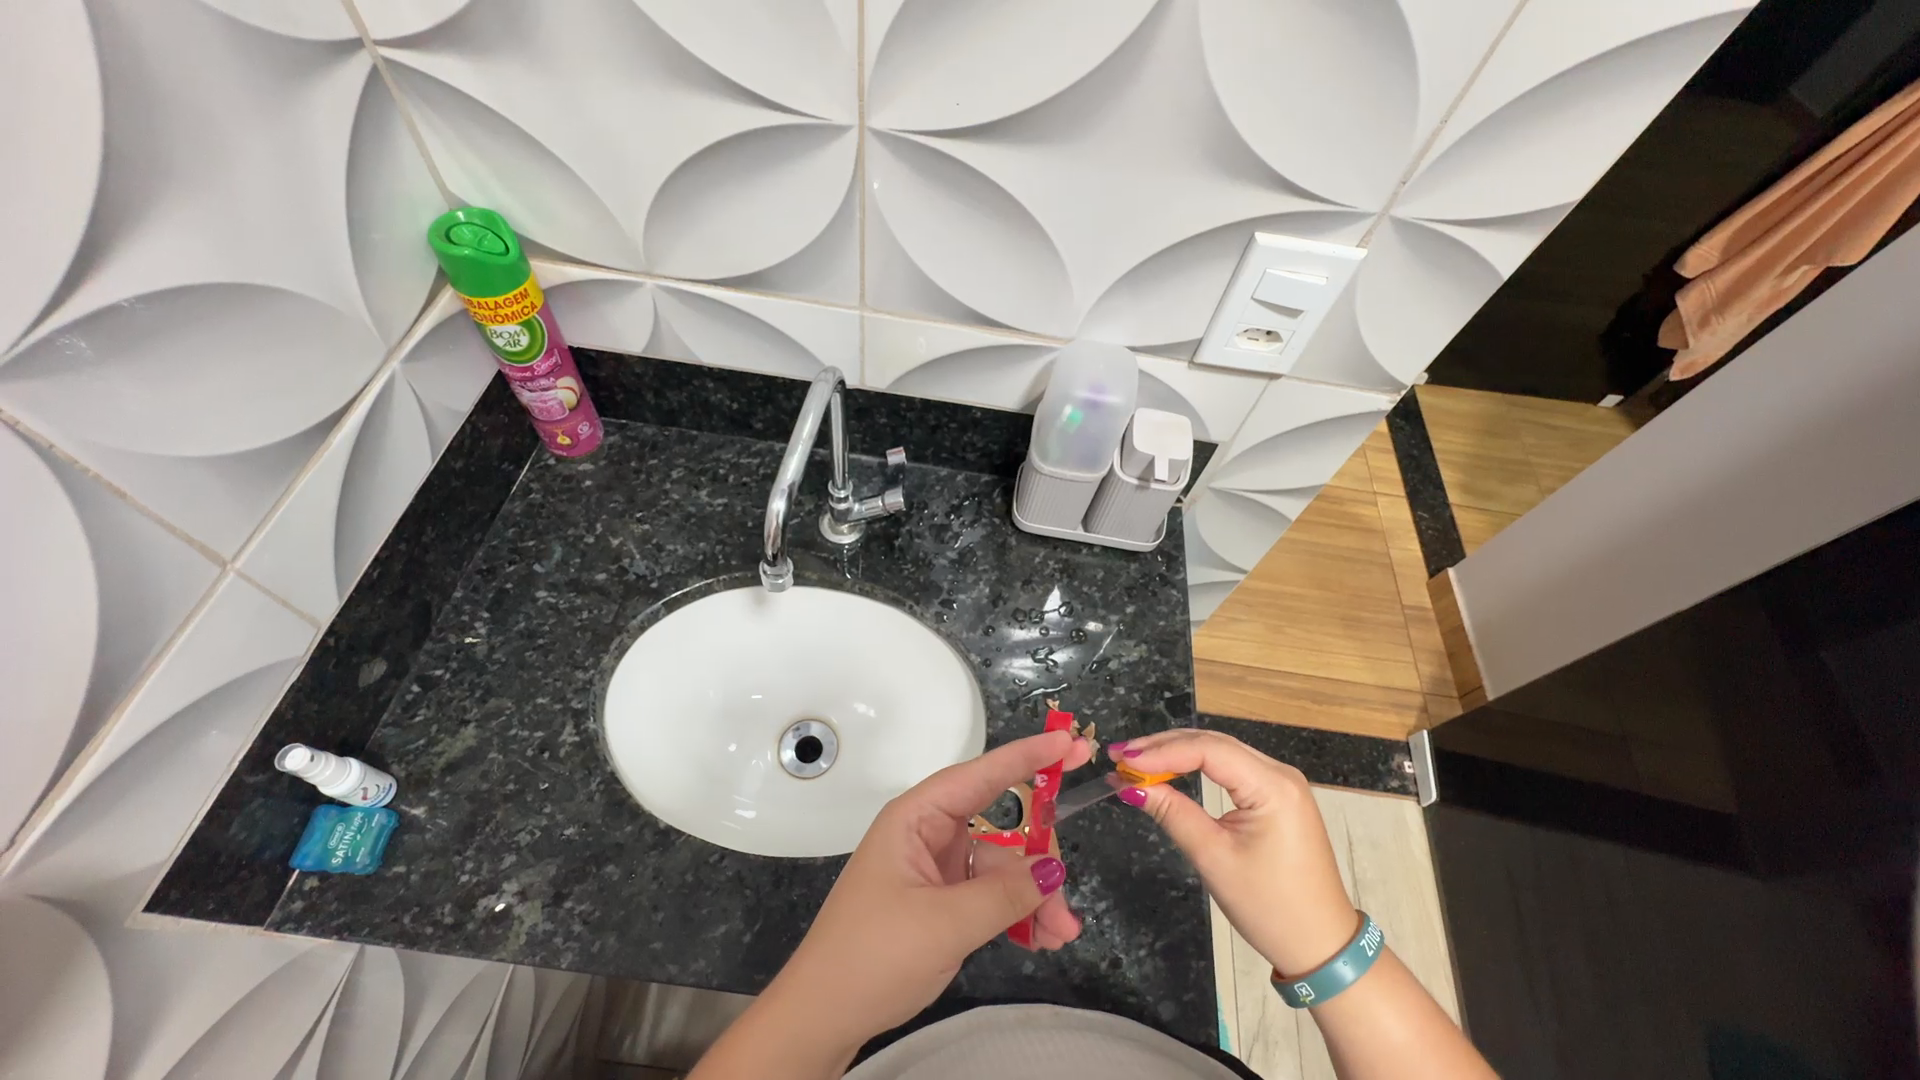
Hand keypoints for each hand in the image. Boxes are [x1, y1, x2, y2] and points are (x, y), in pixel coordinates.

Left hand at [762, 731, 1092, 1055]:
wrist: (824, 1016)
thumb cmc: (873, 956)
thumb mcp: (944, 923)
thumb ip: (1004, 893)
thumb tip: (1052, 868)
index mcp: (916, 818)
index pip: (980, 775)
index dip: (1028, 756)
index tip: (1069, 742)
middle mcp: (928, 834)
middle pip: (1002, 829)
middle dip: (1039, 863)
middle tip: (1067, 904)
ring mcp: (936, 869)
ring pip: (1003, 868)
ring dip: (1035, 899)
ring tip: (1060, 936)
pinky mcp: (941, 901)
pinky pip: (992, 895)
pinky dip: (1018, 914)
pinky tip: (1041, 939)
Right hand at [1112, 729, 1357, 976]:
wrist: (1321, 944)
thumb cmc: (1268, 906)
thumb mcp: (1213, 858)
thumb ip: (1172, 813)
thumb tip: (1130, 785)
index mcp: (1272, 785)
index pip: (1207, 750)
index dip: (1160, 751)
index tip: (1121, 760)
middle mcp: (1280, 773)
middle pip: (1213, 743)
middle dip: (1164, 747)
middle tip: (1119, 757)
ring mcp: (1281, 783)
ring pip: (1221, 753)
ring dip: (1177, 754)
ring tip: (1135, 762)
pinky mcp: (1277, 797)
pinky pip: (1231, 769)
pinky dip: (1197, 767)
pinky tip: (1169, 771)